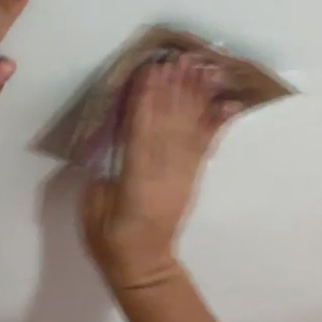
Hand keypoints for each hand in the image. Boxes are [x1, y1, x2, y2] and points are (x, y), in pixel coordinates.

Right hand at [83, 57, 237, 288]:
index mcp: (135, 179)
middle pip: (170, 122)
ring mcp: (182, 175)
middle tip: (182, 57)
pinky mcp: (192, 178)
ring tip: (205, 68)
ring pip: (190, 129)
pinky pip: (206, 147)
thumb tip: (111, 140)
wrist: (142, 265)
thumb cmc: (108, 236)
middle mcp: (164, 172)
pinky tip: (228, 103)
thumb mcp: (93, 205)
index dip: (147, 98)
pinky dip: (218, 124)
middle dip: (175, 87)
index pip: (141, 130)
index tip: (152, 69)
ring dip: (197, 96)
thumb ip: (103, 171)